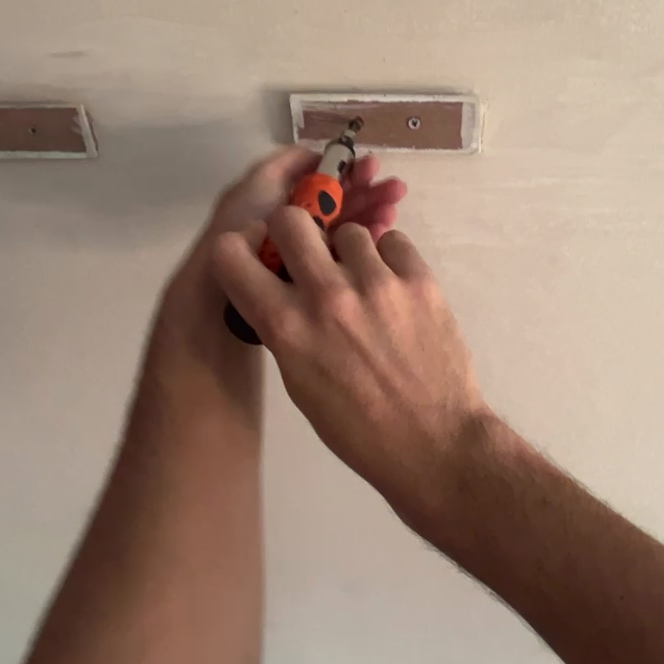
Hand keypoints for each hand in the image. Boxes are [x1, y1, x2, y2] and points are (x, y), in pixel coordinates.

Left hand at [172, 146, 406, 301]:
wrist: (225, 291)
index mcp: (287, 202)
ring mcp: (309, 252)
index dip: (350, 172)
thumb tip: (316, 152)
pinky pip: (347, 255)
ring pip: (349, 227)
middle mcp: (299, 225)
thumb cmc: (241, 233)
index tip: (373, 168)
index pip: (325, 182)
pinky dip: (366, 242)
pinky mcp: (316, 279)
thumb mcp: (257, 187)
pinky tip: (383, 233)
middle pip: (342, 202)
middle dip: (369, 192)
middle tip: (396, 189)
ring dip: (372, 213)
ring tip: (393, 208)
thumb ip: (285, 166)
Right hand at [211, 210, 490, 507]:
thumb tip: (282, 288)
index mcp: (286, 327)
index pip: (229, 255)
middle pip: (290, 220)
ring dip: (350, 254)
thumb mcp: (300, 382)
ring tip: (366, 288)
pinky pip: (393, 242)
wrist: (434, 444)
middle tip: (311, 258)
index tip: (260, 257)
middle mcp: (326, 295)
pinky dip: (390, 261)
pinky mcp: (420, 280)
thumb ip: (285, 328)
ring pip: (349, 232)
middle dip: (295, 235)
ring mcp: (377, 283)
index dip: (241, 250)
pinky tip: (396, 292)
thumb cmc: (358, 428)